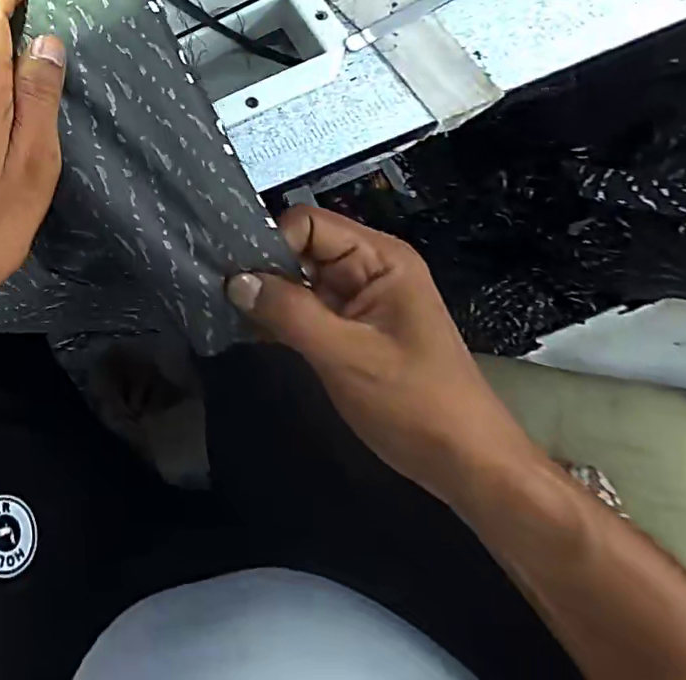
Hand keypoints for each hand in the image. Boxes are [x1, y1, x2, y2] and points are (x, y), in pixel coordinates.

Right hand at [226, 206, 536, 506]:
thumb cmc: (415, 404)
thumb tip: (234, 280)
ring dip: (268, 295)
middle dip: (263, 268)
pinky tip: (249, 330)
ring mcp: (359, 299)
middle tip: (219, 294)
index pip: (309, 223)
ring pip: (299, 279)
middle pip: (301, 248)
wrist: (466, 463)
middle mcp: (368, 268)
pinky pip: (306, 308)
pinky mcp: (351, 328)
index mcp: (379, 258)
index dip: (272, 243)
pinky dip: (280, 317)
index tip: (235, 275)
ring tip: (226, 311)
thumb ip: (289, 313)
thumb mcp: (347, 355)